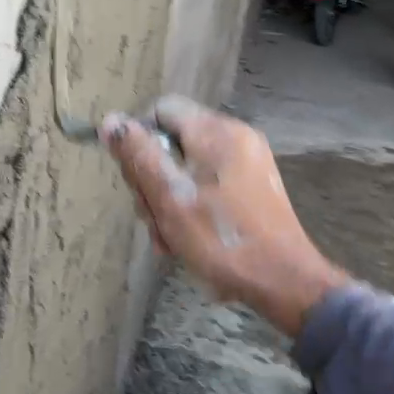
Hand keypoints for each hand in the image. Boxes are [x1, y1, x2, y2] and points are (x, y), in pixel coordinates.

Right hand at [101, 96, 348, 336]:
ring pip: (183, 166)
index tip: (137, 178)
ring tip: (169, 233)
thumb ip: (138, 155)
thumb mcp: (168, 196)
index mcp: (217, 133)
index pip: (160, 110)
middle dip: (151, 178)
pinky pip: (204, 183)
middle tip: (154, 214)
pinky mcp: (251, 186)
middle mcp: (235, 138)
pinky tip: (186, 235)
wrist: (283, 283)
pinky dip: (188, 205)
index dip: (138, 139)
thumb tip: (110, 120)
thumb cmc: (220, 238)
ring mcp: (246, 163)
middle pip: (169, 140)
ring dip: (166, 199)